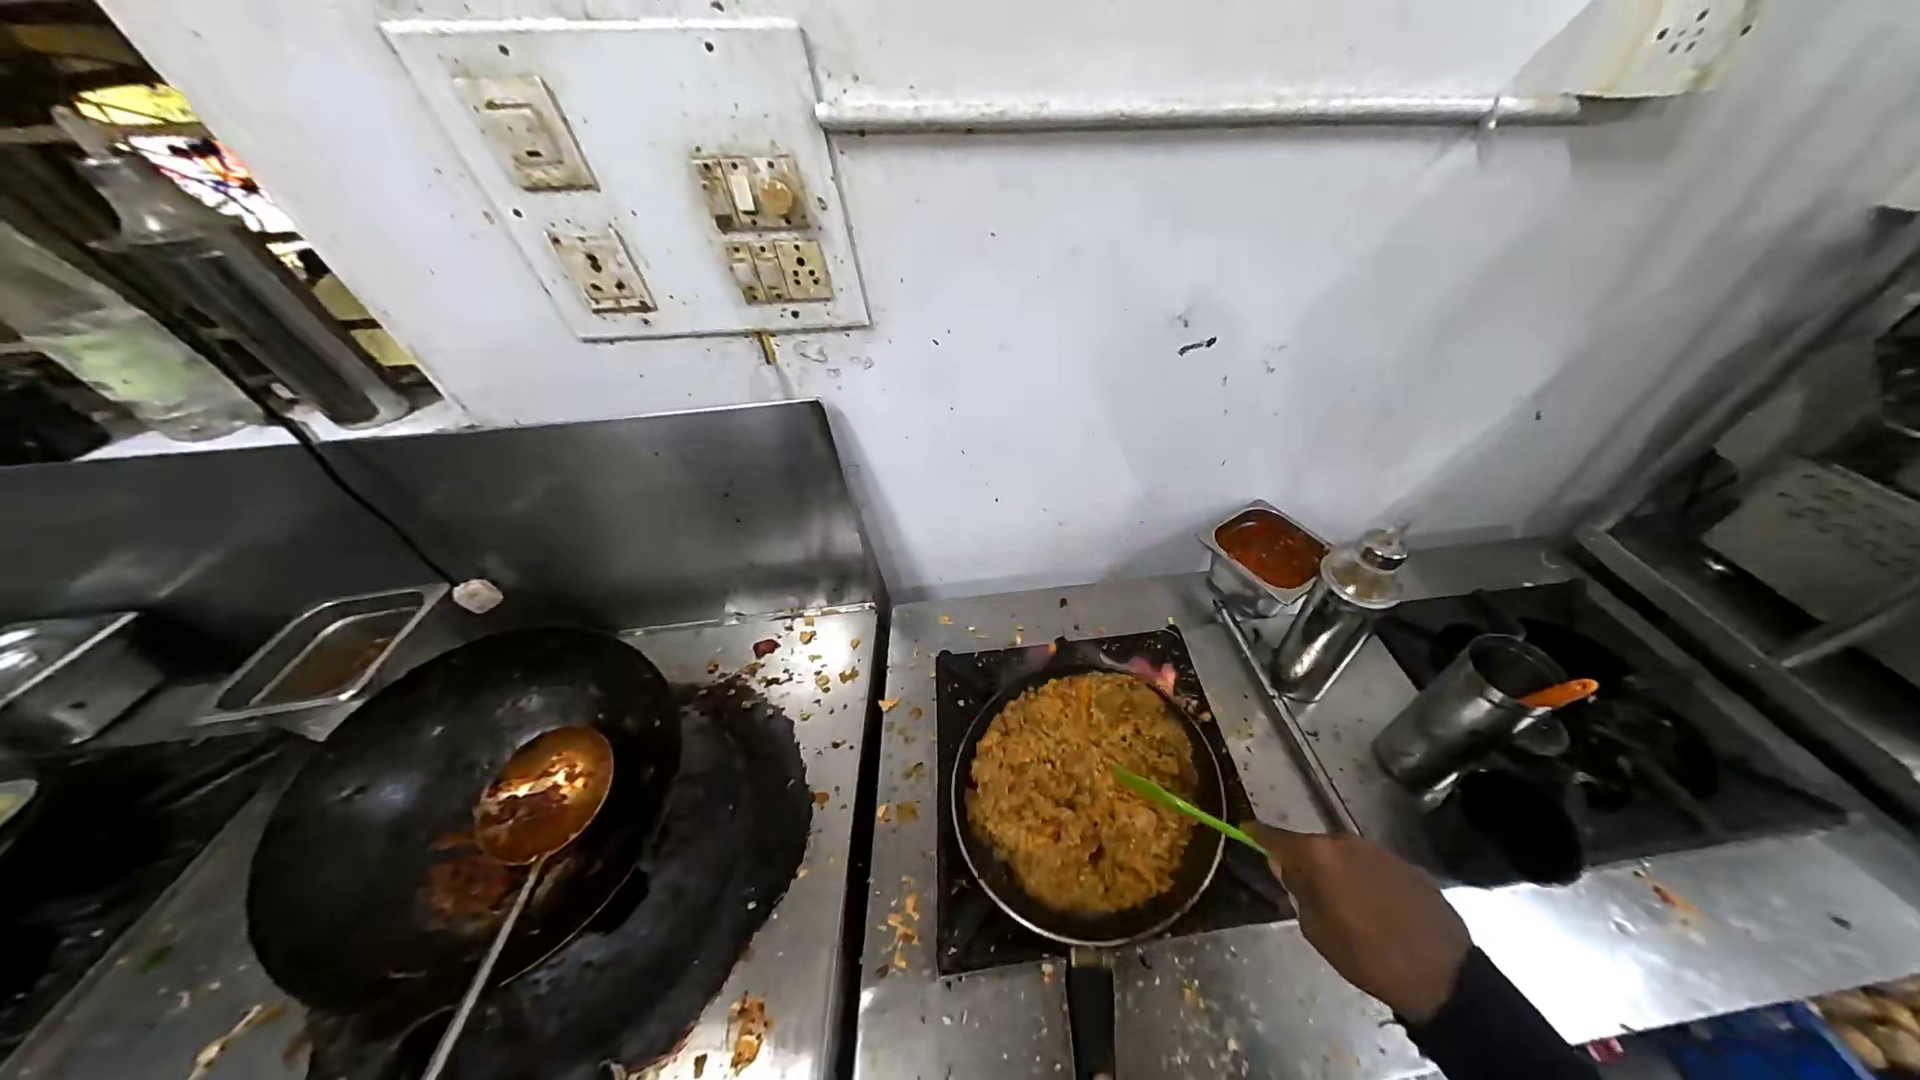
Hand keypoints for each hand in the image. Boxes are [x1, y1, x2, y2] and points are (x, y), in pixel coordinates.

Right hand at [1245, 823, 1470, 1023]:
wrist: (1443, 976)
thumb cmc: (1367, 956)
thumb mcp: (1316, 929)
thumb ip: (1298, 891)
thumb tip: (1289, 869)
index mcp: (1317, 855)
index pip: (1275, 837)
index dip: (1257, 834)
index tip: (1244, 829)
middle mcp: (1345, 842)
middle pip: (1313, 845)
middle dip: (1305, 861)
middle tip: (1304, 889)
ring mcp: (1379, 851)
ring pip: (1344, 854)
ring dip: (1337, 870)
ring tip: (1344, 902)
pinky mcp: (1406, 865)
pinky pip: (1371, 865)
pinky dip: (1364, 878)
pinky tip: (1375, 906)